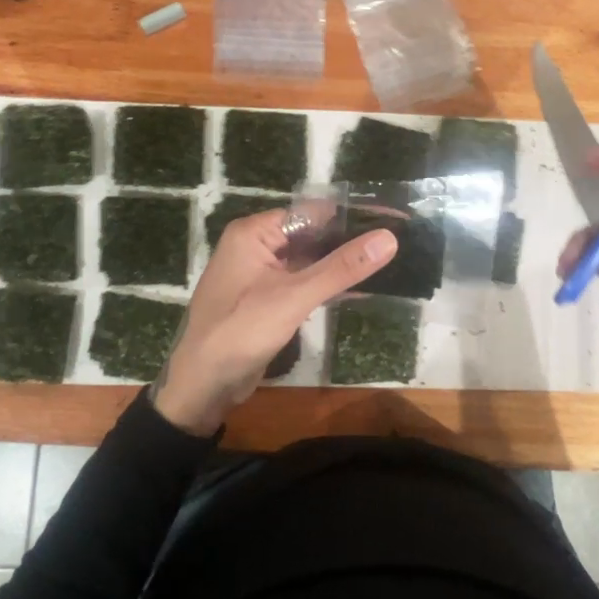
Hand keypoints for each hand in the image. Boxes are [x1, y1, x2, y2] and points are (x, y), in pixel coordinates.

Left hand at [154, 208, 396, 435]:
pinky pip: (299, 282)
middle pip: (309, 235)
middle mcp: (253, 245)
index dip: (351, 218)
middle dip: (348, 241)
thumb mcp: (294, 297)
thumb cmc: (241, 331)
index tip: (392, 222)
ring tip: (386, 263)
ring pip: (306, 260)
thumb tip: (388, 238)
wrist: (202, 385)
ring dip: (338, 264)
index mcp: (253, 233)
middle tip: (396, 244)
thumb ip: (341, 268)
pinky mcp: (263, 299)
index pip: (311, 213)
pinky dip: (324, 284)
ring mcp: (257, 273)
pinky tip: (356, 290)